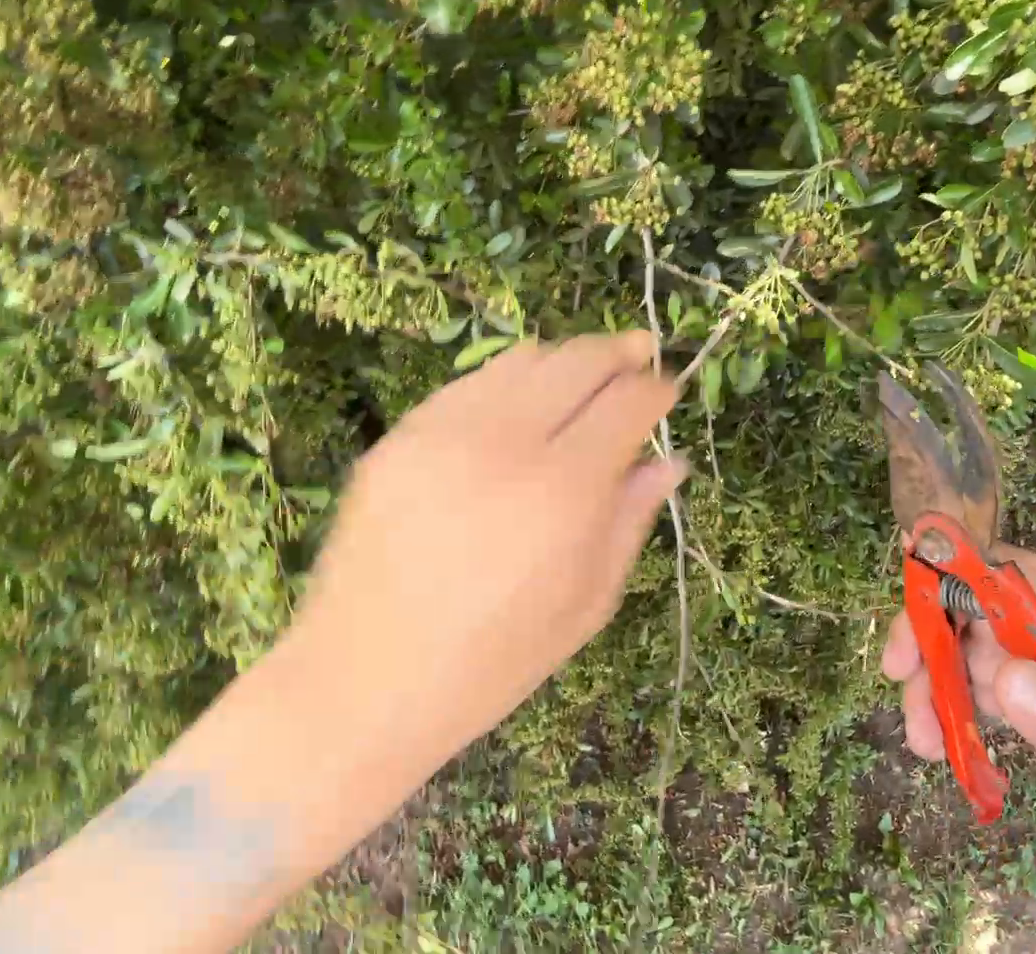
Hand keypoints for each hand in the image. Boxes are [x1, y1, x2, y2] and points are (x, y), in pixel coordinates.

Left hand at [291, 330, 685, 762]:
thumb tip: (669, 463)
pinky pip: (471, 384)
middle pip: (578, 360)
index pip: (627, 403)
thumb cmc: (493, 661)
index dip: (656, 389)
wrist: (365, 681)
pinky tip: (520, 406)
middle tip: (638, 355)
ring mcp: (444, 431)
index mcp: (563, 491)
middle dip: (619, 353)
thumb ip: (631, 519)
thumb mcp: (586, 603)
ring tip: (584, 379)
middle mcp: (505, 442)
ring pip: (524, 358)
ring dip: (566, 361)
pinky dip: (511, 381)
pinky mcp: (400, 436)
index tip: (668, 391)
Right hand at [881, 546, 1035, 952]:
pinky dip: (956, 714)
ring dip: (937, 684)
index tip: (912, 600)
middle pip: (983, 617)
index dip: (962, 569)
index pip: (1021, 579)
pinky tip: (946, 750)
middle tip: (898, 680)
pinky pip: (988, 699)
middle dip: (932, 638)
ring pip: (976, 659)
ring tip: (922, 743)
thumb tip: (1001, 670)